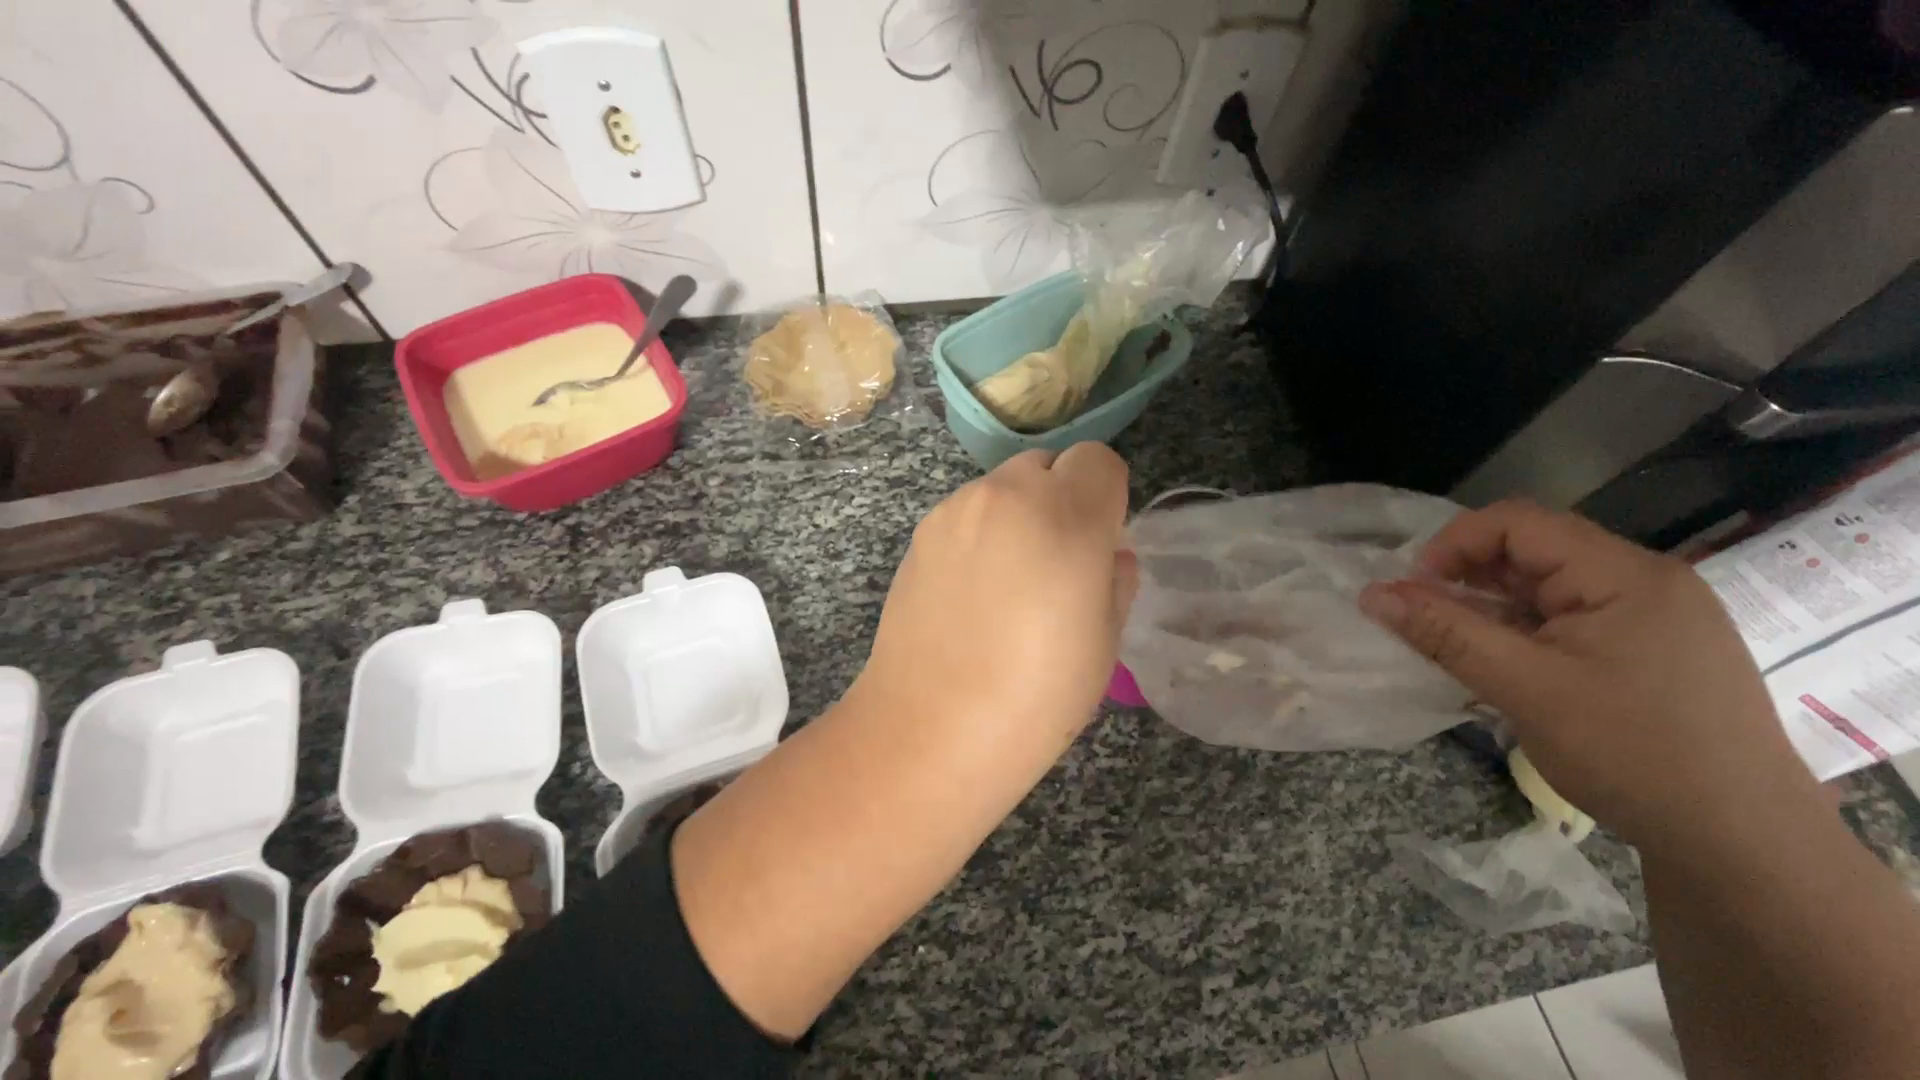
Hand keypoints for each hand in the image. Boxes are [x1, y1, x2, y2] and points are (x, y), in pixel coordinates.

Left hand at [853, 444, 1136, 743]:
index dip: (1106, 498)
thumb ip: (1115, 580)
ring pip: (1001, 489)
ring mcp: (954, 512)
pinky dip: (979, 537)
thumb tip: (1107, 556)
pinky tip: (969, 597)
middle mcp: (1006, 496)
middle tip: (1055, 566)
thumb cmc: (1036, 696)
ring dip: (1016, 517)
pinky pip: (965, 516)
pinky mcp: (919, 536)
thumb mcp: (1104, 642)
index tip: (1100, 544)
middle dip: (1060, 499)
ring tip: (1006, 588)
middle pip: (1047, 465)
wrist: (931, 729)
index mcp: (1065, 516)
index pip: (1099, 461)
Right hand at [1358, 500, 1821, 854]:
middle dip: (1472, 577)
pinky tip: (1507, 668)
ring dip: (1497, 608)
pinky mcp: (1659, 654)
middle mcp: (1647, 582)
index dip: (1455, 544)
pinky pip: (1577, 622)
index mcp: (1624, 574)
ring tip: (1459, 647)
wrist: (1742, 842)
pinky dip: (1530, 634)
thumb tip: (1372, 594)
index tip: (1413, 590)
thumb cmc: (1631, 752)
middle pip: (1538, 552)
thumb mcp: (1523, 688)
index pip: (1520, 522)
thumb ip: (1445, 633)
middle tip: (1427, 620)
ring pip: (1554, 590)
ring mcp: (1659, 619)